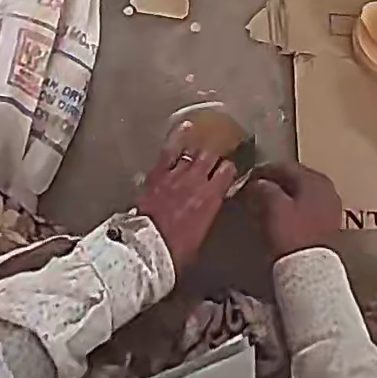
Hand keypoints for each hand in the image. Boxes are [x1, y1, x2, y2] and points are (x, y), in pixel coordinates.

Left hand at [135, 121, 237, 271]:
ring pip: (194, 151)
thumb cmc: (175, 251)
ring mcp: (176, 174)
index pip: (228, 172)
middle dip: (216, 153)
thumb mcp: (201, 236)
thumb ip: (208, 215)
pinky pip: (170, 150)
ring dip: (201, 146)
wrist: (146, 250)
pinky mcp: (158, 173)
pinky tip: (186, 126)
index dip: (230, 168)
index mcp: (211, 198)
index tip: (230, 167)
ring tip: (206, 138)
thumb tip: (209, 208)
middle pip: (212, 156)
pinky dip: (179, 136)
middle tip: (219, 149)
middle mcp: (197, 181)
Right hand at [246, 162, 342, 258]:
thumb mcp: (272, 207)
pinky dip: (294, 207)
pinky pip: (308, 206)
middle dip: (274, 182)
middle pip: (295, 178)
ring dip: (284, 195)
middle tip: (255, 190)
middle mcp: (327, 187)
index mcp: (314, 178)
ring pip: (302, 192)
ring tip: (266, 203)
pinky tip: (282, 215)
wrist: (312, 271)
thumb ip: (263, 188)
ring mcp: (331, 205)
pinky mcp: (330, 222)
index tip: (246, 179)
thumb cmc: (291, 234)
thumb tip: (258, 183)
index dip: (262, 172)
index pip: (284, 167)